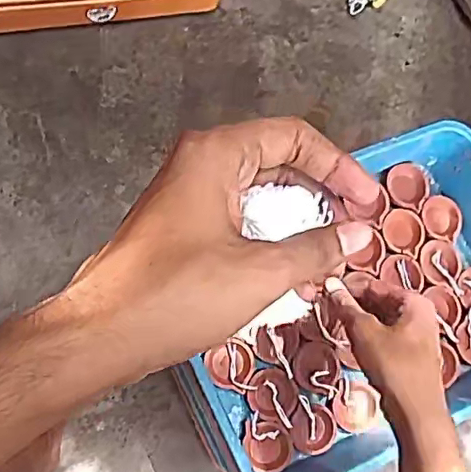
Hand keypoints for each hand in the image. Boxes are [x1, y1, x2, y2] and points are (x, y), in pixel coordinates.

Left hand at [62, 118, 381, 380]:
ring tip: (327, 259)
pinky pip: (236, 223)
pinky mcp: (180, 230)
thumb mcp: (259, 272)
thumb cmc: (171, 297)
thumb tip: (353, 234)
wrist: (105, 334)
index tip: (365, 200)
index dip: (340, 166)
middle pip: (278, 163)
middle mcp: (197, 166)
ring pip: (258, 197)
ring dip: (297, 225)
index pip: (295, 137)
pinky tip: (291, 275)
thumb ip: (315, 247)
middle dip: (321, 196)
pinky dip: (268, 242)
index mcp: (215, 156)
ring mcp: (185, 198)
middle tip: (353, 227)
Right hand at [325, 276, 446, 418]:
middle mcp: (421, 314)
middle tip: (324, 308)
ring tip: (332, 323)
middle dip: (352, 305)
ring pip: (380, 319)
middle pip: (379, 301)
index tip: (323, 291)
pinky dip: (366, 336)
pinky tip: (348, 341)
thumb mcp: (365, 333)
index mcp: (415, 302)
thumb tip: (331, 285)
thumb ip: (347, 307)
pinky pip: (384, 336)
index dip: (347, 288)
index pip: (374, 285)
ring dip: (357, 321)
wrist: (416, 412)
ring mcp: (417, 335)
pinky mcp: (410, 354)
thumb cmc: (394, 367)